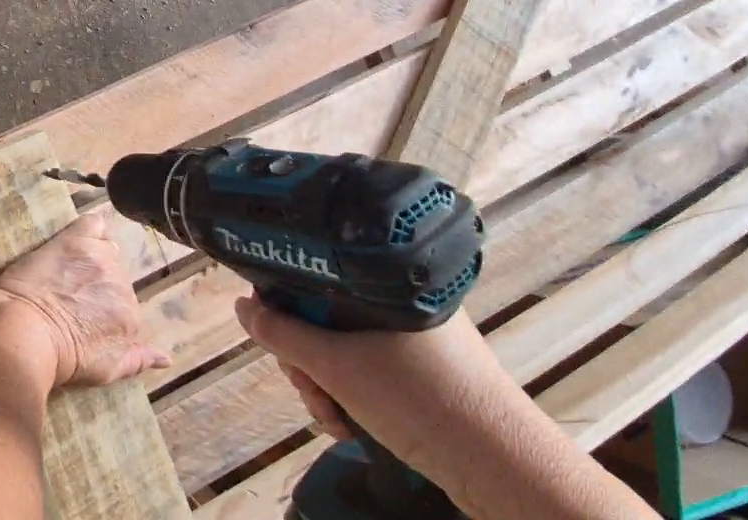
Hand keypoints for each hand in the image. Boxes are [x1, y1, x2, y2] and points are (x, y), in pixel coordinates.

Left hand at [0, 212, 170, 387]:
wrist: (25, 332)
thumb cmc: (62, 359)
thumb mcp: (106, 370)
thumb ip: (137, 360)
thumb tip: (165, 359)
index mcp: (130, 316)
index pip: (124, 301)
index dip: (102, 304)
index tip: (82, 309)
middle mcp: (122, 284)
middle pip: (114, 273)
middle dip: (97, 280)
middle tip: (70, 290)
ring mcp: (100, 259)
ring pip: (104, 248)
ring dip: (90, 257)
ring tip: (66, 269)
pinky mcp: (75, 241)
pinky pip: (93, 223)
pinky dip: (89, 228)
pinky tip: (76, 236)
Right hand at [235, 295, 517, 468]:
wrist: (506, 471)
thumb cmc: (420, 401)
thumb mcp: (334, 366)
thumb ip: (281, 333)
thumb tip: (241, 307)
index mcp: (388, 285)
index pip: (317, 277)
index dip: (285, 302)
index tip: (273, 331)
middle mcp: (405, 305)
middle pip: (326, 316)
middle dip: (305, 356)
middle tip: (306, 383)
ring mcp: (421, 344)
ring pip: (345, 348)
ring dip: (324, 382)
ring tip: (330, 414)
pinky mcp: (430, 377)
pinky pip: (371, 370)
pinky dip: (352, 394)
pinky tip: (350, 424)